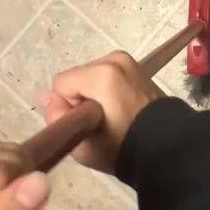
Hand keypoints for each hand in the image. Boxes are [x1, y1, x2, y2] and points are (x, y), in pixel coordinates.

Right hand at [34, 50, 163, 173]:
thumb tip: (42, 95)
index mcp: (102, 74)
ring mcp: (128, 61)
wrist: (168, 149)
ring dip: (94, 95)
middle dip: (80, 99)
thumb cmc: (123, 149)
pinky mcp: (136, 67)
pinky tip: (120, 110)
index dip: (67, 107)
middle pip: (77, 77)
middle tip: (98, 124)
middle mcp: (115, 59)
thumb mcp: (82, 144)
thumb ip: (57, 117)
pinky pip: (107, 76)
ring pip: (91, 76)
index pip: (61, 83)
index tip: (84, 125)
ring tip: (111, 119)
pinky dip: (107, 91)